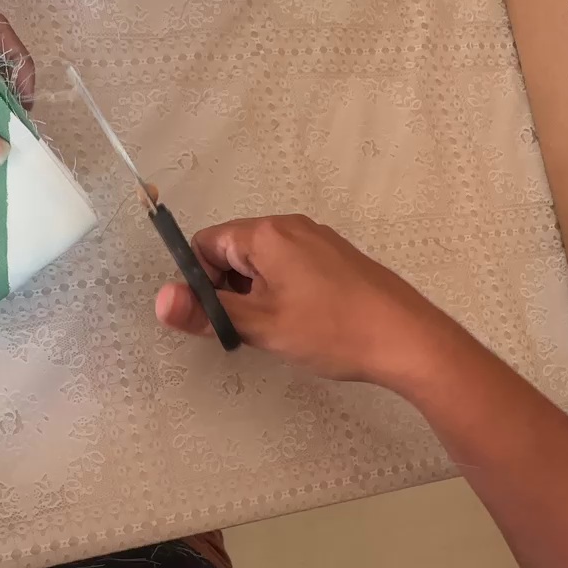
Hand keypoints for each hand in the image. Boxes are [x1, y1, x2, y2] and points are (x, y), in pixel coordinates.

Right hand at [153, 214, 465, 387]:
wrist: (407, 340)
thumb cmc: (331, 330)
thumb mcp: (260, 325)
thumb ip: (207, 312)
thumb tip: (159, 300)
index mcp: (267, 234)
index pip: (206, 244)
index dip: (202, 282)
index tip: (221, 314)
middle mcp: (291, 227)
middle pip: (233, 252)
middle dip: (230, 289)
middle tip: (251, 327)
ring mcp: (317, 240)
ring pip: (262, 264)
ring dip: (256, 295)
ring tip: (278, 329)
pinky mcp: (336, 258)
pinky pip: (289, 268)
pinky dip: (282, 293)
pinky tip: (303, 323)